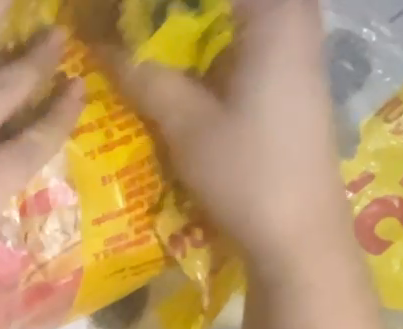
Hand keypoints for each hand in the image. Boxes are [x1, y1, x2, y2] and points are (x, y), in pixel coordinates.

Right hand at [108, 0, 346, 265]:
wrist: (298, 233)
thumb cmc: (247, 172)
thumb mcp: (187, 127)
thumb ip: (147, 82)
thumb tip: (104, 50)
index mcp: (275, 14)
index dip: (166, 3)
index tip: (125, 12)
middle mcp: (294, 19)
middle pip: (223, 7)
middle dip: (175, 14)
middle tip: (127, 30)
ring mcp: (296, 53)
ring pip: (235, 24)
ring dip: (190, 36)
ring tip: (140, 54)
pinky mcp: (289, 84)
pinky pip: (243, 49)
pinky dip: (208, 57)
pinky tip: (173, 80)